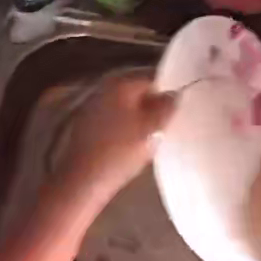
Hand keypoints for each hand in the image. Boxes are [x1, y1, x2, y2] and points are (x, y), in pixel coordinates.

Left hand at [50, 72, 177, 210]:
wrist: (84, 180)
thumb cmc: (122, 151)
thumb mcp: (153, 129)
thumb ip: (167, 107)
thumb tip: (174, 93)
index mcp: (120, 83)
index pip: (151, 80)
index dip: (167, 94)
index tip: (176, 111)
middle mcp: (102, 89)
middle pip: (135, 94)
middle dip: (151, 107)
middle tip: (166, 125)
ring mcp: (90, 108)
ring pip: (123, 108)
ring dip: (137, 119)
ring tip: (151, 137)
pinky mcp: (84, 127)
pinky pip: (111, 121)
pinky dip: (122, 129)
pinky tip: (130, 145)